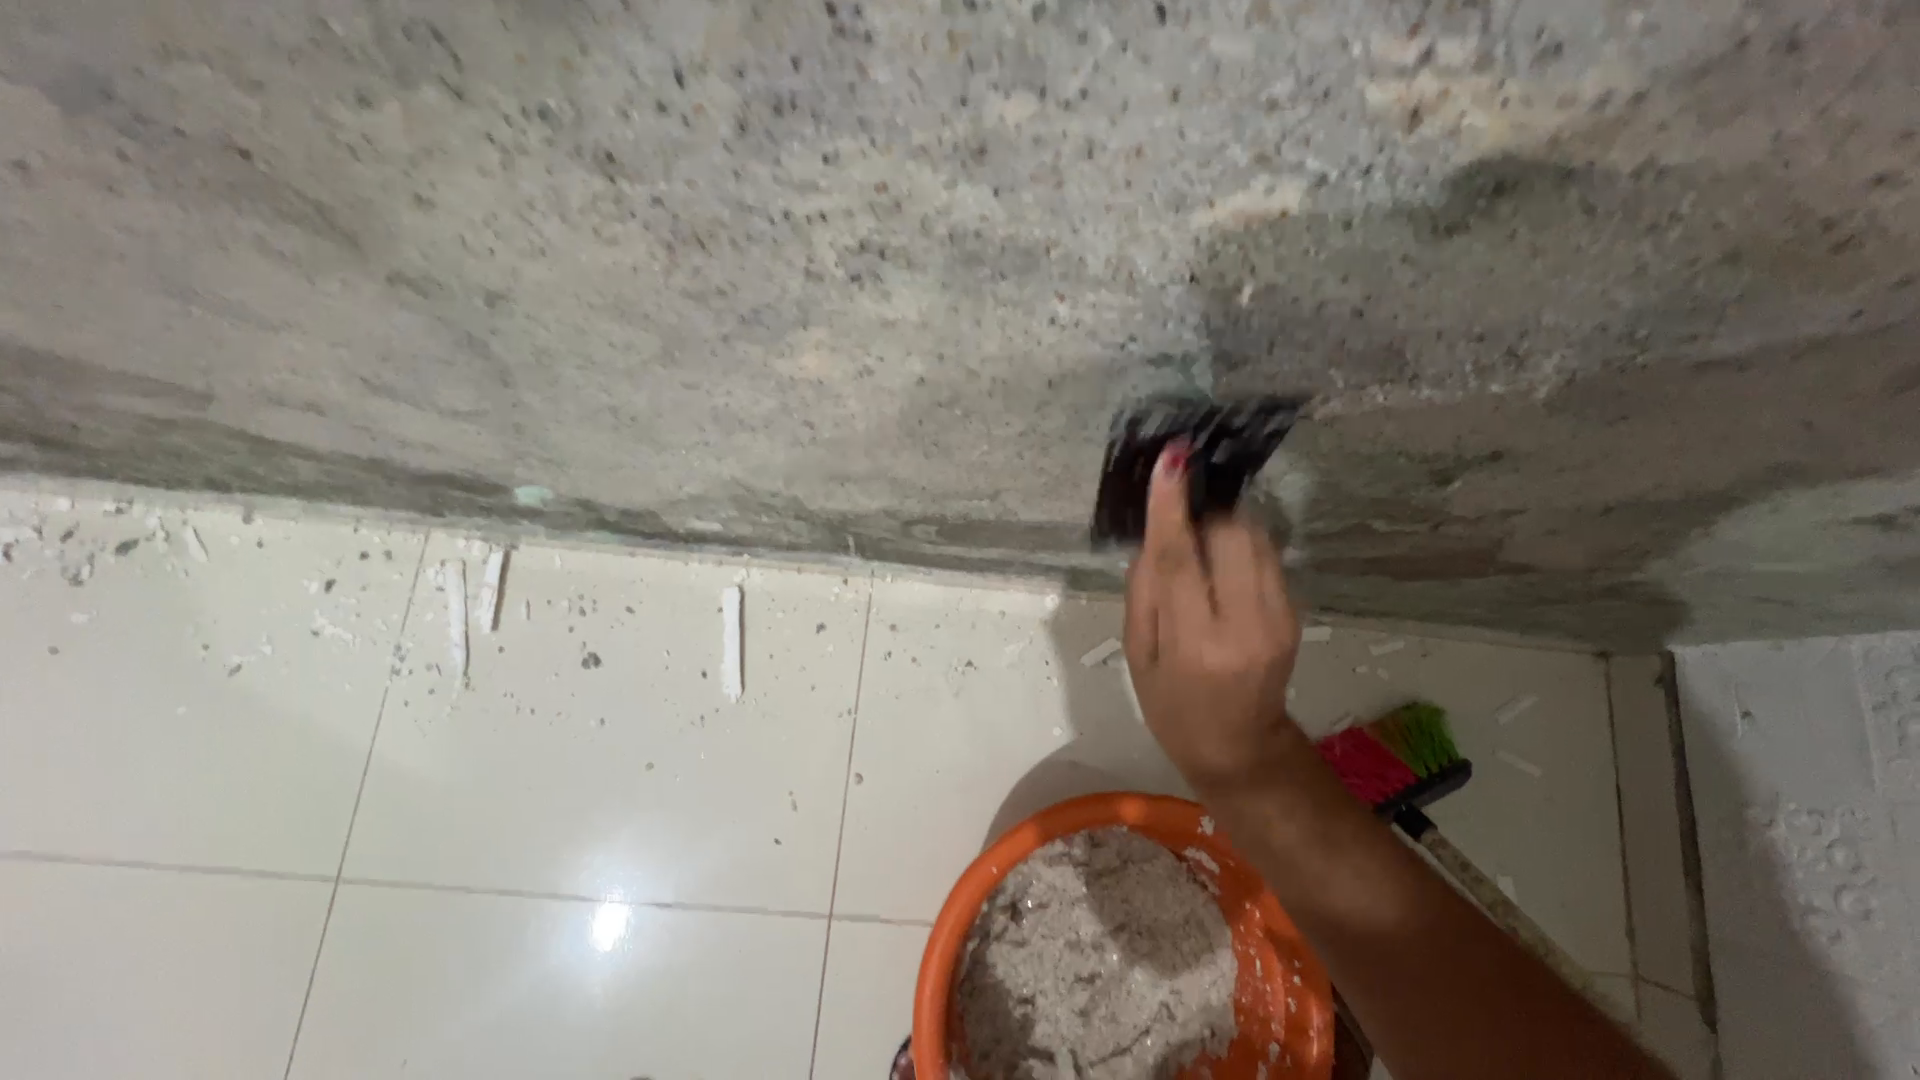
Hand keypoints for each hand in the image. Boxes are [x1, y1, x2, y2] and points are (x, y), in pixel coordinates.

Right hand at [1124, 442, 1305, 792]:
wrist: (1238, 745)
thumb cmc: (1171, 705)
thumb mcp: (1137, 653)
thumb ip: (1145, 590)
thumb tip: (1157, 531)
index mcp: (1196, 643)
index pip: (1181, 559)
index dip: (1172, 506)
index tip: (1171, 458)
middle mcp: (1246, 625)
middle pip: (1232, 534)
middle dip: (1205, 510)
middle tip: (1181, 512)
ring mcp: (1279, 617)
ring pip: (1256, 537)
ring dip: (1225, 522)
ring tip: (1199, 533)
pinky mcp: (1295, 612)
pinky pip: (1265, 555)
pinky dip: (1239, 543)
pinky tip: (1220, 557)